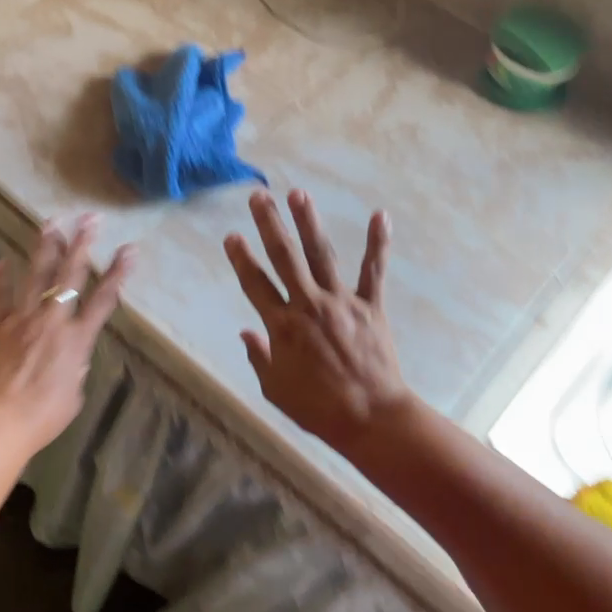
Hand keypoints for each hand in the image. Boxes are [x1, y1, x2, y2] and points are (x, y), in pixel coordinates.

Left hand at [0, 216, 132, 454]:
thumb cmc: (41, 417)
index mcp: (76, 340)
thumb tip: (74, 357)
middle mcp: (51, 321)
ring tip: (52, 222)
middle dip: (82, 244)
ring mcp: (21, 320)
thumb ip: (75, 370)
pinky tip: (1, 261)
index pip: (103, 300)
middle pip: (69, 276)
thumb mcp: (72, 396)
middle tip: (90, 218)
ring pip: (35, 276)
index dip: (117, 273)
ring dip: (45, 248)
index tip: (129, 249)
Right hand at [224, 189, 411, 452]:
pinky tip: (380, 216)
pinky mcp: (371, 308)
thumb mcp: (274, 388)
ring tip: (298, 194)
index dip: (241, 259)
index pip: (255, 285)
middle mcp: (309, 305)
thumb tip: (246, 335)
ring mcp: (342, 303)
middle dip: (269, 225)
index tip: (231, 236)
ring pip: (322, 255)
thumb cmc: (316, 408)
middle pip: (284, 258)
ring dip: (308, 222)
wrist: (369, 418)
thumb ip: (259, 357)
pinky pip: (374, 271)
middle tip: (258, 197)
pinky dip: (377, 244)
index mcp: (282, 327)